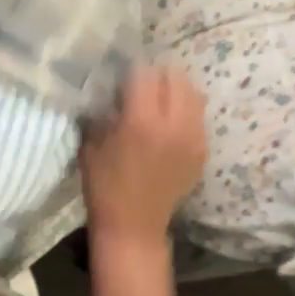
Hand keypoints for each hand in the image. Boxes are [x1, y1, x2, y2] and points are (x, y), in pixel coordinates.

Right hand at [80, 68, 208, 244]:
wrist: (133, 224)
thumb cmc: (103, 185)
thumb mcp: (91, 143)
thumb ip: (104, 111)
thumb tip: (112, 88)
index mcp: (140, 122)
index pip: (145, 74)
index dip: (131, 70)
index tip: (121, 76)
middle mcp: (173, 125)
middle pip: (175, 77)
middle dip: (157, 76)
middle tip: (141, 85)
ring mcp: (193, 138)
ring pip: (194, 93)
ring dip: (175, 90)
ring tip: (159, 101)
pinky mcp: (203, 151)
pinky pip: (198, 117)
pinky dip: (184, 112)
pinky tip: (168, 124)